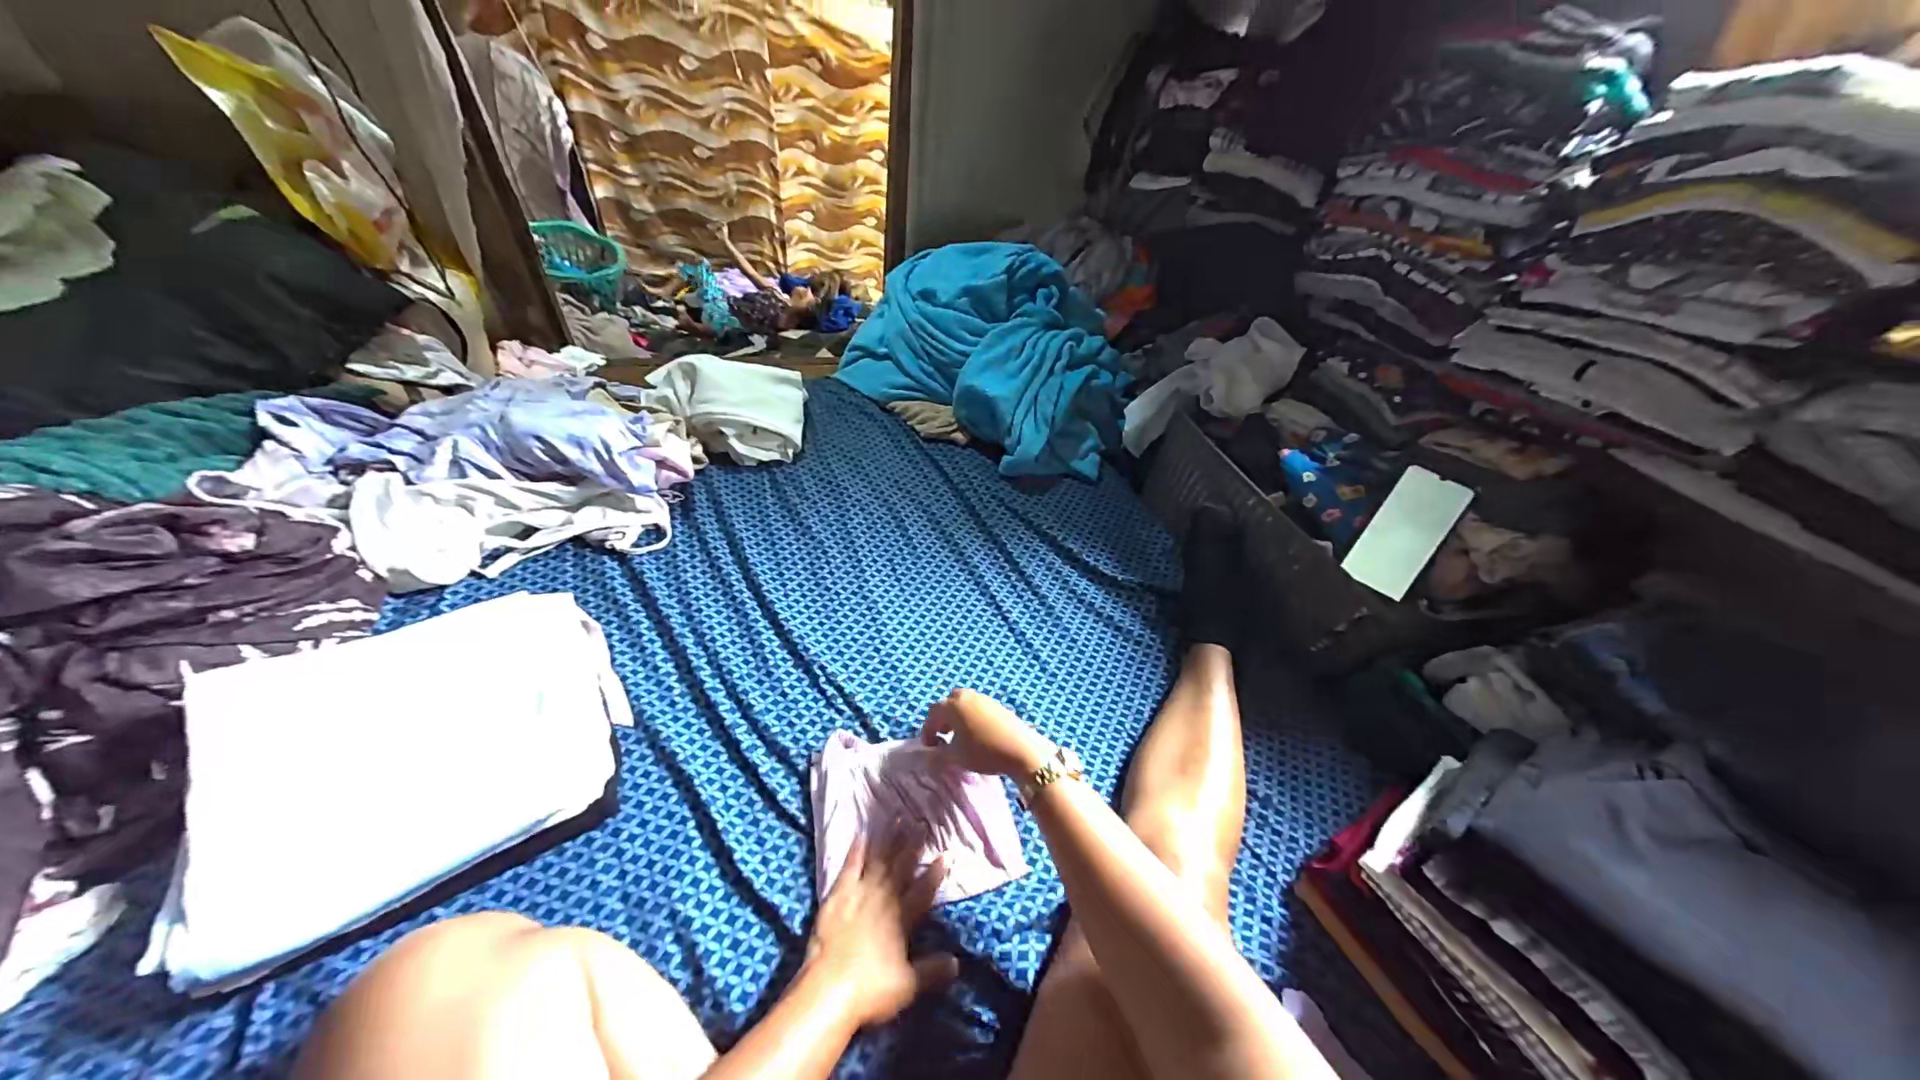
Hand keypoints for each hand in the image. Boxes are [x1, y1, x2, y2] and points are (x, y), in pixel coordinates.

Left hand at [803, 822, 956, 1027]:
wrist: (829, 989)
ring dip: (889, 838)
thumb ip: (932, 970)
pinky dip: (856, 850)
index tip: (945, 853)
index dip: (935, 872)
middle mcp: (884, 899)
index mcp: (903, 917)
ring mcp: (860, 893)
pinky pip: (850, 866)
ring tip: (897, 816)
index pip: (923, 889)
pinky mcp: (837, 894)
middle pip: (901, 866)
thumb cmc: (871, 989)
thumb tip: (957, 962)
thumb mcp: (908, 984)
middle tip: (921, 821)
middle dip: (913, 844)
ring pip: (878, 859)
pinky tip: (861, 834)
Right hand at [920, 689, 1055, 777]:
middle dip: (943, 719)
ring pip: (964, 704)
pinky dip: (971, 717)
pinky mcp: (997, 704)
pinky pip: (977, 707)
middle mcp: (967, 696)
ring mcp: (984, 698)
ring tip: (960, 736)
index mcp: (953, 705)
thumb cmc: (984, 751)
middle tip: (943, 736)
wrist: (1022, 749)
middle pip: (948, 703)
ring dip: (957, 717)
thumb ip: (938, 753)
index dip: (927, 730)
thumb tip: (931, 751)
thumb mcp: (955, 756)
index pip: (932, 714)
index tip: (929, 747)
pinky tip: (978, 733)